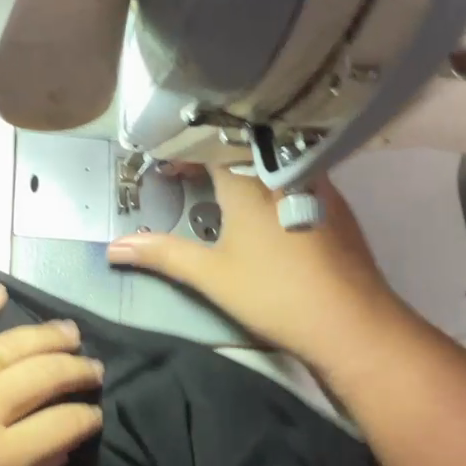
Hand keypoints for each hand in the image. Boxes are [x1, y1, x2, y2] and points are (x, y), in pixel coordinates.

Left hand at [0, 283, 105, 465]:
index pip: (63, 425)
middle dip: (77, 370)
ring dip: (45, 335)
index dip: (87, 418)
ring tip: (70, 332)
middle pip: (44, 376)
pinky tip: (0, 291)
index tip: (94, 416)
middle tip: (95, 370)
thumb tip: (59, 450)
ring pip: (9, 344)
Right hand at [106, 166, 409, 371]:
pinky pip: (295, 172)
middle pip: (241, 144)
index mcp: (250, 178)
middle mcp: (284, 168)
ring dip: (242, 164)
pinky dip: (269, 178)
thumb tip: (114, 247)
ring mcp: (316, 183)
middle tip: (184, 173)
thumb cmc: (274, 294)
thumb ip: (162, 254)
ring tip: (218, 185)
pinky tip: (261, 207)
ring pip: (271, 156)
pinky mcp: (334, 202)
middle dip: (209, 154)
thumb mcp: (211, 275)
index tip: (161, 165)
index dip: (181, 149)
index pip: (208, 143)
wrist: (350, 322)